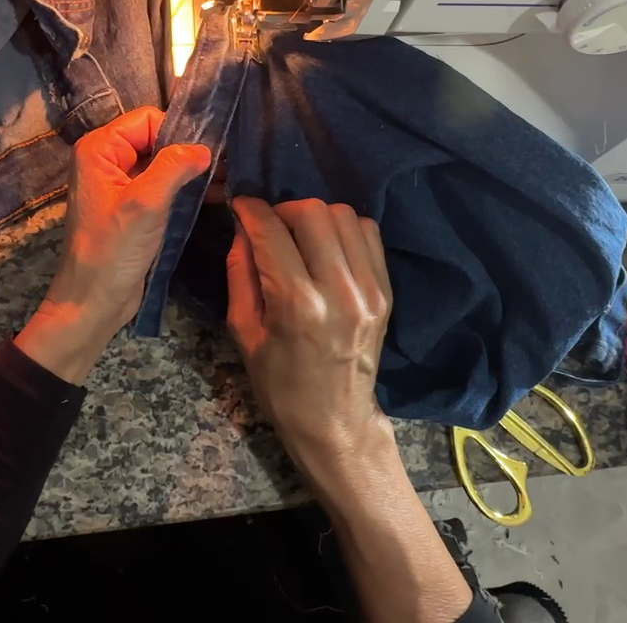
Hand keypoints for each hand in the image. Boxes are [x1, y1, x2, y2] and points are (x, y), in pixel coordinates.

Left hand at [15, 107, 210, 382]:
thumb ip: (174, 167)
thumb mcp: (146, 203)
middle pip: (155, 138)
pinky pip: (161, 185)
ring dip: (190, 171)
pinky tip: (212, 195)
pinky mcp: (132, 206)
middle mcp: (107, 160)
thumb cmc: (113, 250)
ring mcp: (119, 184)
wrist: (93, 302)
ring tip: (227, 180)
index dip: (177, 132)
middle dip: (188, 150)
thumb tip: (205, 148)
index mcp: (100, 149)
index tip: (209, 151)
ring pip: (161, 162)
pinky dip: (184, 188)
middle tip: (226, 165)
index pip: (147, 119)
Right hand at [225, 197, 394, 479]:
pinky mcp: (386, 290)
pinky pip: (367, 232)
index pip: (271, 231)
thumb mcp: (242, 330)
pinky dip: (342, 228)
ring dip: (314, 217)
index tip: (241, 206)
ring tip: (299, 236)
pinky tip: (326, 246)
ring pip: (342, 215)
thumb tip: (243, 227)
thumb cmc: (279, 383)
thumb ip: (240, 271)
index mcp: (297, 304)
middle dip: (283, 209)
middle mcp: (339, 290)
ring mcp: (369, 289)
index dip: (251, 210)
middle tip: (270, 226)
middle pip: (311, 212)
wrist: (335, 421)